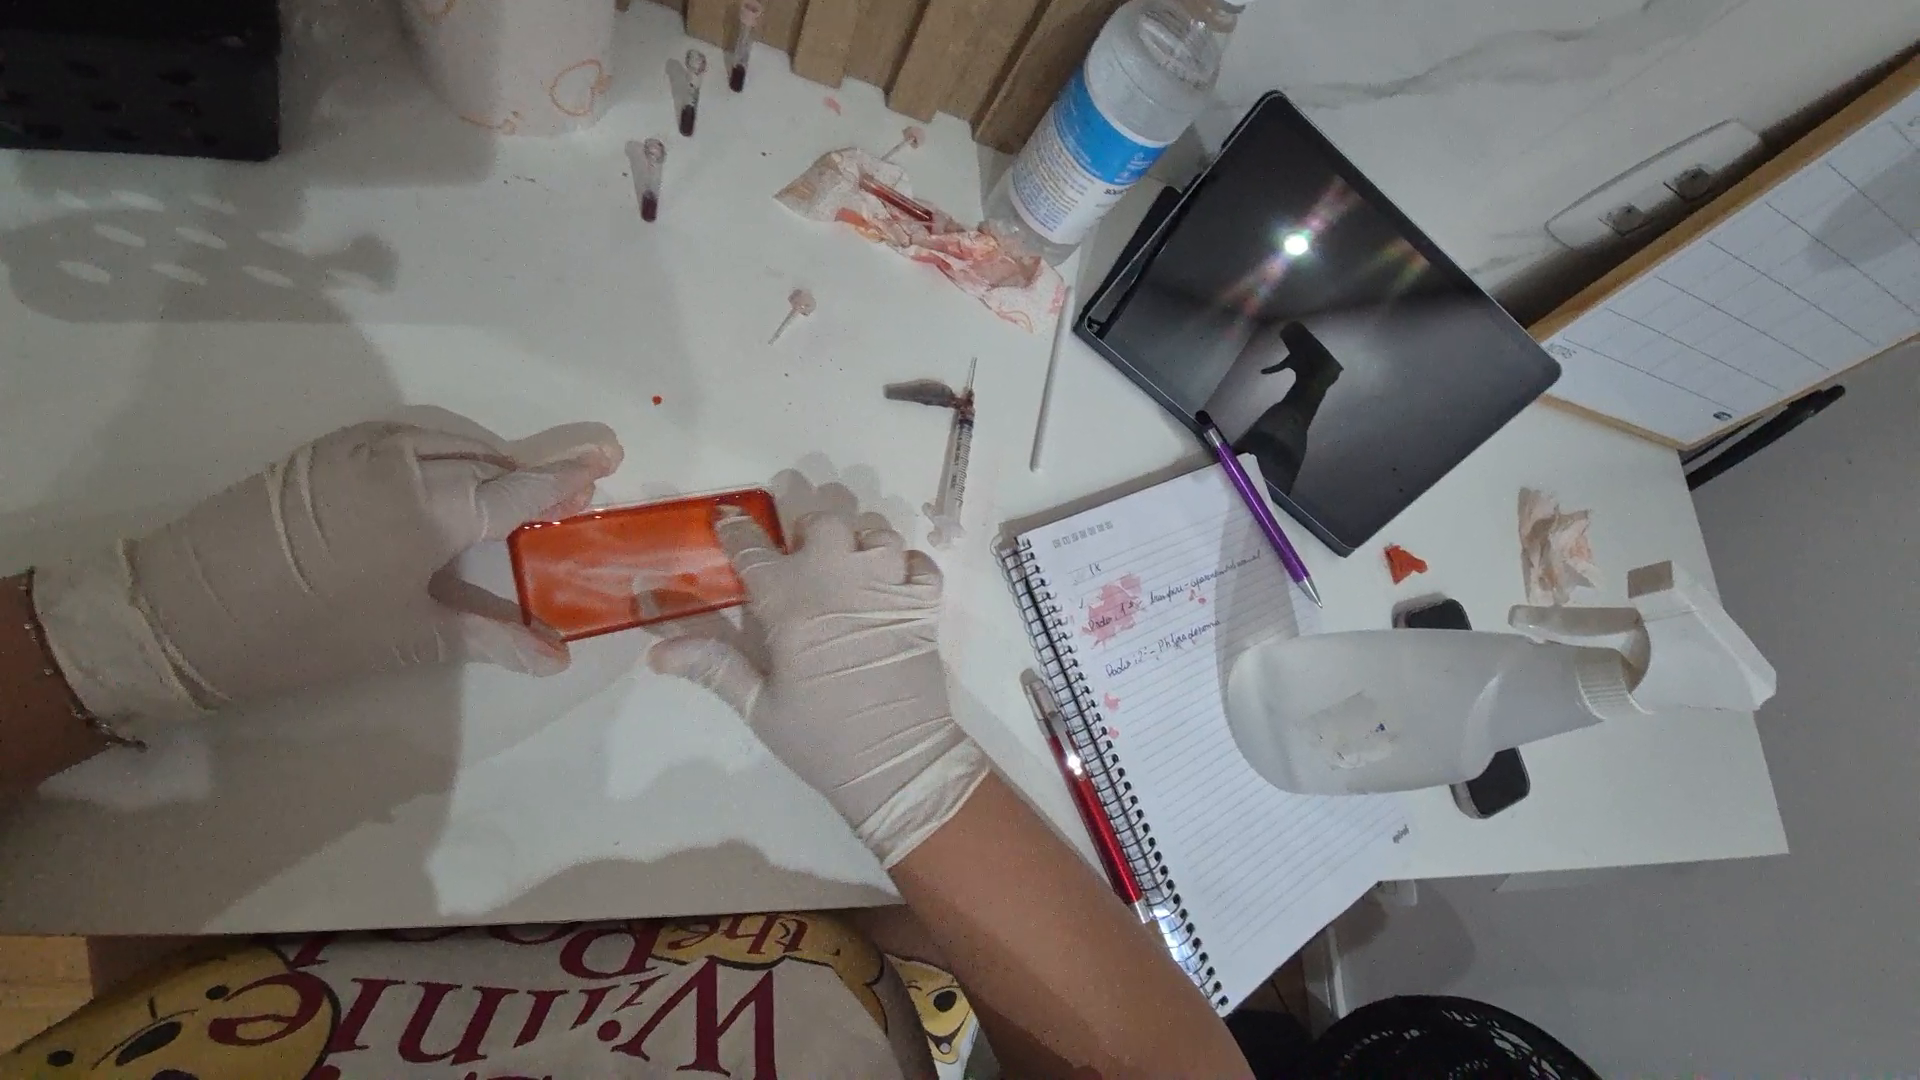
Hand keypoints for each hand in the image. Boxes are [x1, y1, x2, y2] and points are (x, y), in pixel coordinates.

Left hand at [34, 417, 622, 725]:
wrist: (172, 614)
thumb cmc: (308, 634)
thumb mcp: (411, 637)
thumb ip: (495, 638)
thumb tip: (559, 661)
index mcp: (432, 509)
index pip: (522, 487)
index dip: (568, 476)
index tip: (608, 455)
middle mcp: (404, 464)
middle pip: (493, 460)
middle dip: (533, 474)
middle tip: (569, 490)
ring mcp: (360, 449)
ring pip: (453, 443)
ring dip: (490, 463)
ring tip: (511, 492)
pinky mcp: (326, 450)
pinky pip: (410, 437)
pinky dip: (445, 452)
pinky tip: (447, 478)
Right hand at [649, 507, 988, 865]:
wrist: (897, 760)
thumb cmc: (821, 738)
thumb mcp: (760, 707)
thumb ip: (713, 668)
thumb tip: (656, 651)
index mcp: (792, 605)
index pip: (755, 551)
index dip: (737, 532)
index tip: (728, 519)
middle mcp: (841, 582)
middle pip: (824, 524)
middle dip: (808, 533)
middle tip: (801, 560)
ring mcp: (888, 588)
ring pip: (876, 533)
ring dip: (859, 543)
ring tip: (850, 570)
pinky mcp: (925, 603)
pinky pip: (921, 562)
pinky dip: (908, 565)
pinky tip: (894, 585)